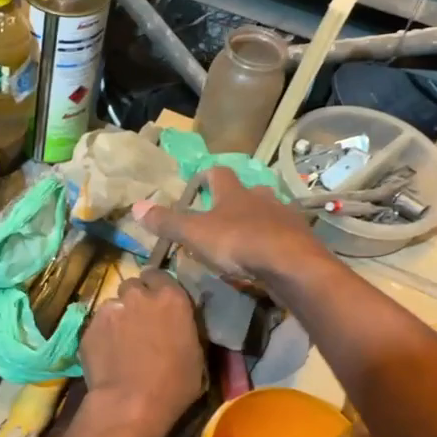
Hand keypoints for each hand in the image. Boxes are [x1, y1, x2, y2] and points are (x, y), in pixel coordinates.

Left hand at [79, 269, 204, 436]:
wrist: (130, 403)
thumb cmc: (174, 384)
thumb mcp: (196, 353)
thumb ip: (184, 327)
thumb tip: (178, 323)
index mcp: (171, 298)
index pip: (159, 275)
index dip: (157, 287)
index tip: (158, 302)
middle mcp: (138, 295)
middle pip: (133, 286)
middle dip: (136, 299)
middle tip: (140, 322)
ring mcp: (109, 309)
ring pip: (113, 305)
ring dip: (118, 317)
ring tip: (121, 342)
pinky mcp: (88, 327)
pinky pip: (98, 325)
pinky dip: (102, 334)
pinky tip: (107, 355)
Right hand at [134, 167, 325, 281]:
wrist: (291, 263)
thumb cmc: (238, 243)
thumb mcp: (194, 234)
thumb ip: (167, 222)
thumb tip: (136, 206)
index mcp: (234, 192)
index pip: (218, 173)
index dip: (207, 177)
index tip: (198, 183)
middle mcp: (261, 197)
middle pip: (247, 191)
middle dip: (235, 200)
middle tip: (222, 215)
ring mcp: (284, 216)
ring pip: (268, 211)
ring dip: (257, 220)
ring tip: (245, 237)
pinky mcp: (300, 238)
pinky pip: (283, 234)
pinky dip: (274, 240)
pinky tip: (268, 255)